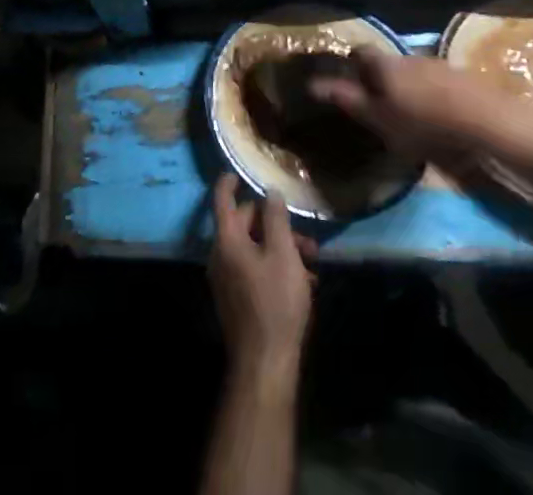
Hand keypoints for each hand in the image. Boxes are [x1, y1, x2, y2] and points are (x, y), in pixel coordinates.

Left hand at [209, 174, 314, 370]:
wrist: (264, 359)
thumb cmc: (276, 302)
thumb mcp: (283, 255)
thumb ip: (276, 220)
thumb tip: (269, 193)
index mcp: (227, 240)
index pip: (221, 200)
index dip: (228, 182)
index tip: (237, 172)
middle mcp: (220, 254)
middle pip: (243, 225)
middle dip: (275, 225)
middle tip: (308, 242)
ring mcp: (225, 276)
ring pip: (252, 248)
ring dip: (280, 249)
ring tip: (312, 267)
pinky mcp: (235, 295)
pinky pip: (252, 268)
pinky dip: (274, 267)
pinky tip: (303, 284)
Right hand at [309, 50, 532, 168]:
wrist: (493, 126)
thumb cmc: (425, 124)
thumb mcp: (378, 118)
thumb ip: (346, 99)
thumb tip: (311, 83)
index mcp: (385, 64)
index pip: (359, 51)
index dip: (349, 63)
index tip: (345, 81)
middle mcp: (410, 56)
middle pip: (387, 62)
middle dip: (379, 78)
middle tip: (375, 103)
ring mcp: (440, 65)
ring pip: (413, 72)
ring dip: (406, 86)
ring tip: (407, 112)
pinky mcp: (465, 79)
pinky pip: (436, 82)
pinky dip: (429, 94)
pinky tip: (435, 115)